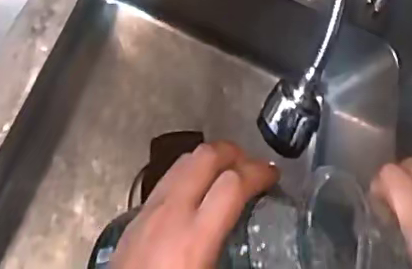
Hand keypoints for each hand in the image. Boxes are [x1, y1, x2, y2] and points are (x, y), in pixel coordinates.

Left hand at [108, 141, 278, 268]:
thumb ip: (234, 259)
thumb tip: (257, 251)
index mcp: (194, 238)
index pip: (231, 185)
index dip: (257, 173)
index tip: (274, 174)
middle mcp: (172, 211)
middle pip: (206, 157)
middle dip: (234, 153)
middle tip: (254, 166)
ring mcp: (150, 208)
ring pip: (184, 160)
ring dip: (211, 158)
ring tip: (229, 171)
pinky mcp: (137, 214)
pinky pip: (169, 176)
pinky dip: (190, 170)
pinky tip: (198, 188)